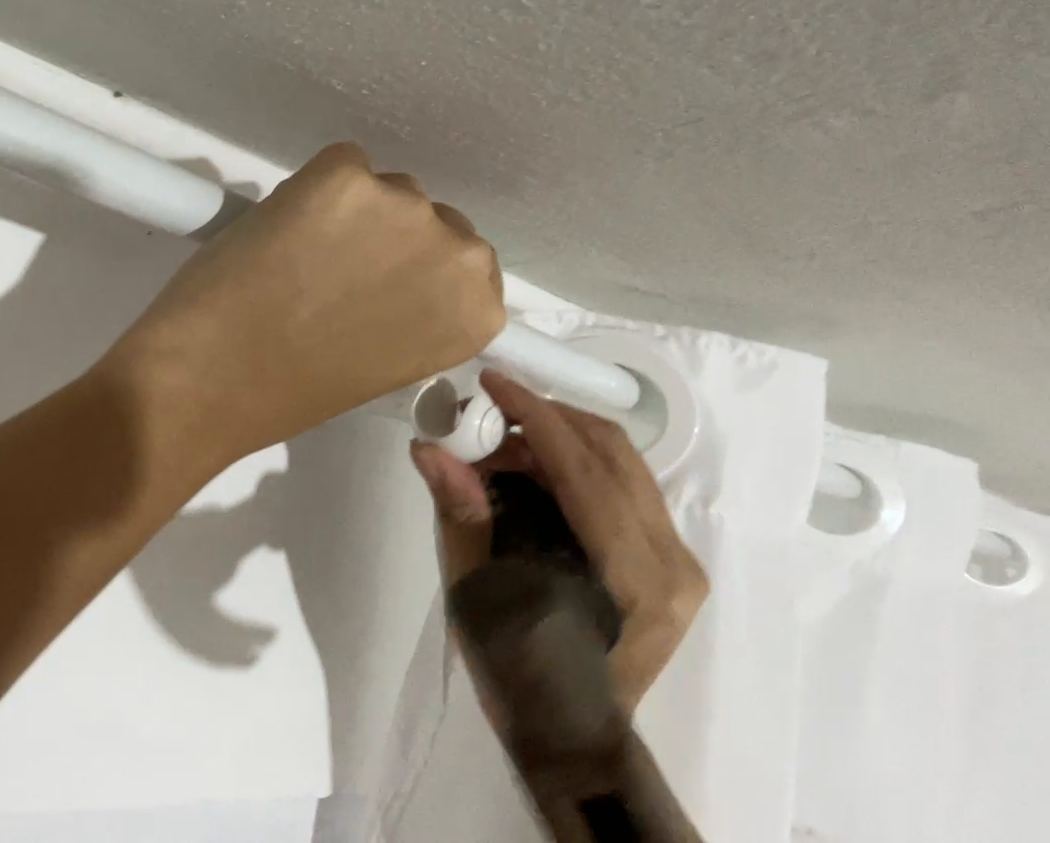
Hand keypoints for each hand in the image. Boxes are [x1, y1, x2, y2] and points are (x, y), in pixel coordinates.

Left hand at [98, 142, 503, 475]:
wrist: (213, 379)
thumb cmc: (290, 390)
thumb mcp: (381, 360)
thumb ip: (405, 310)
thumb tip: (384, 271)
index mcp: (474, 311)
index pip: (462, 261)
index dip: (406, 270)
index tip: (371, 287)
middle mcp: (459, 254)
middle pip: (425, 217)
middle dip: (381, 238)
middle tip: (326, 275)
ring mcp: (403, 206)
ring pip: (380, 188)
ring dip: (346, 213)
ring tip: (294, 261)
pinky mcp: (342, 176)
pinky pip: (337, 164)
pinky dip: (308, 191)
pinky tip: (279, 233)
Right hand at [410, 371, 707, 710]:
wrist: (569, 730)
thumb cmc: (515, 670)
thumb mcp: (477, 593)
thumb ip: (462, 514)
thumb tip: (429, 449)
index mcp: (630, 574)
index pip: (583, 468)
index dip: (534, 415)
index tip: (492, 382)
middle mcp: (672, 562)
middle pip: (612, 454)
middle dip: (545, 418)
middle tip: (488, 417)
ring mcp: (682, 565)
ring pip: (624, 466)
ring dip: (561, 439)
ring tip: (503, 446)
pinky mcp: (677, 567)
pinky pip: (628, 490)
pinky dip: (579, 466)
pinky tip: (535, 474)